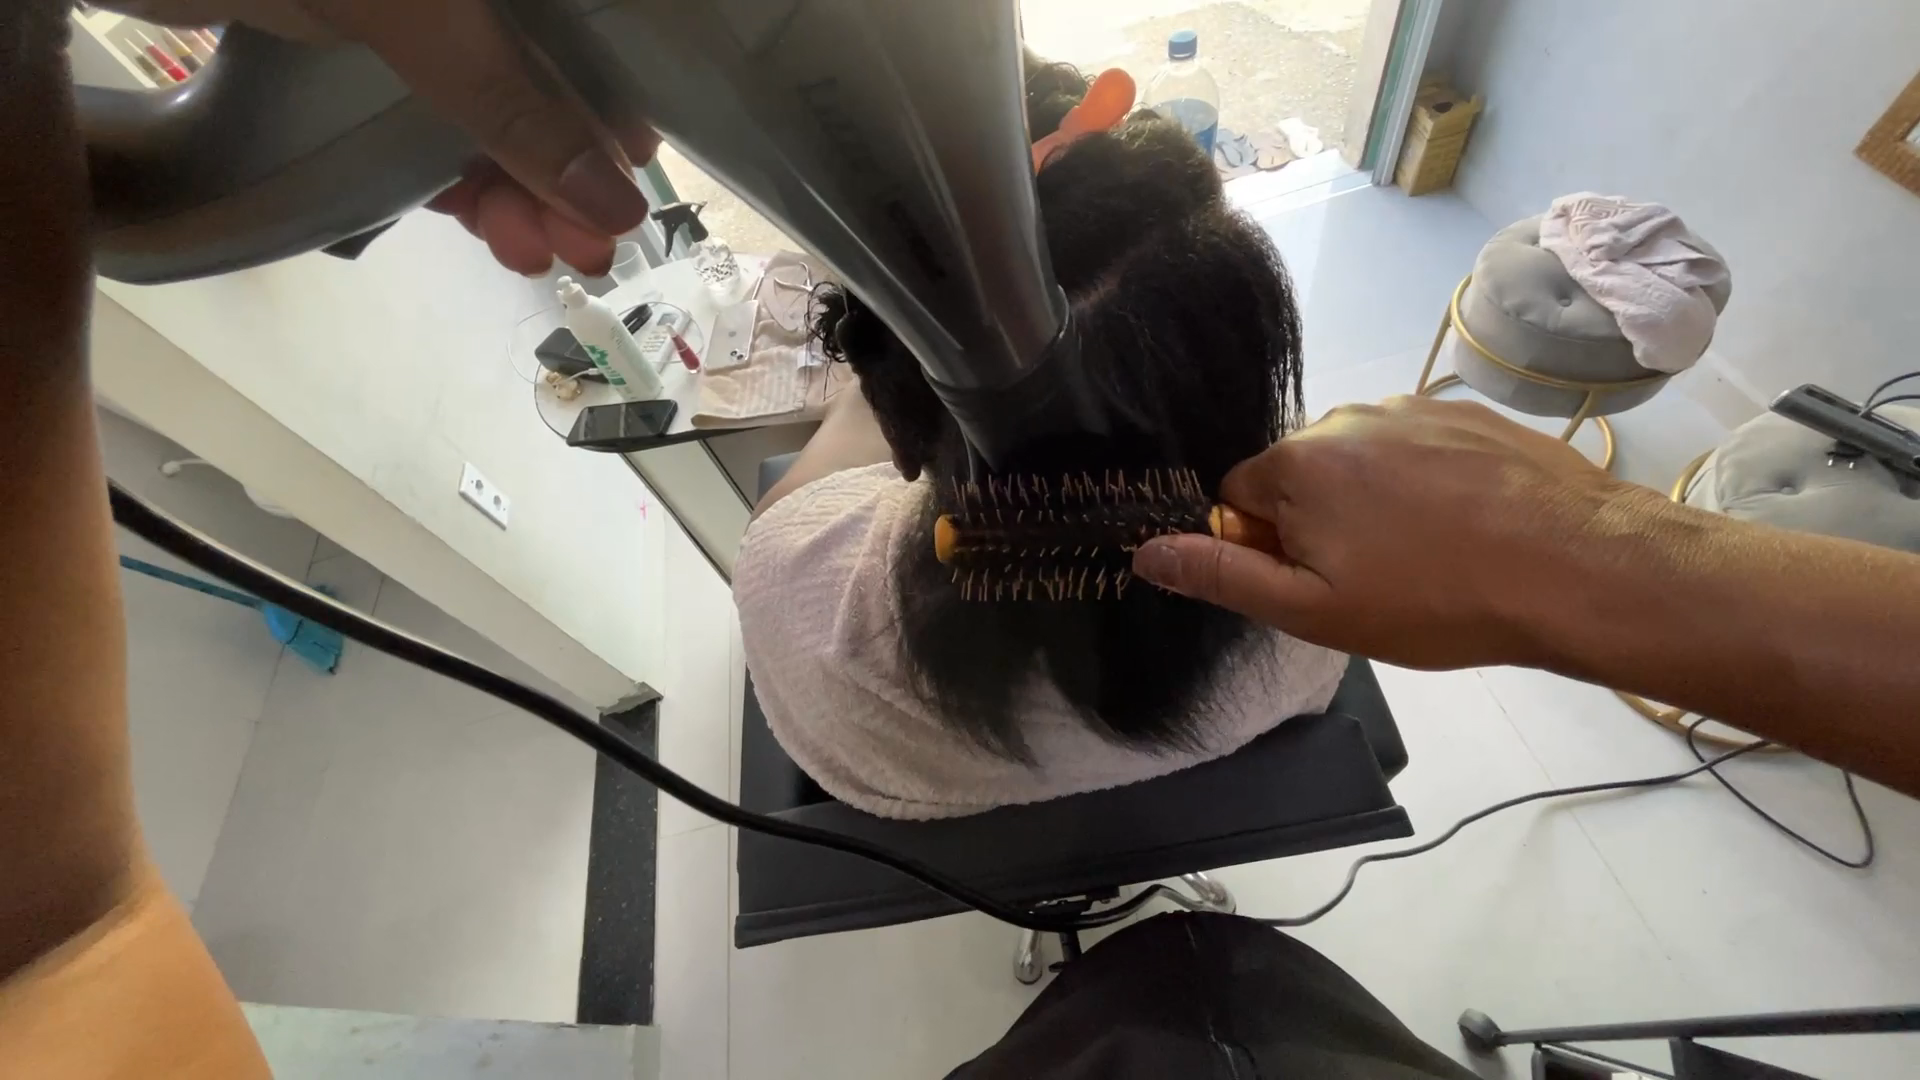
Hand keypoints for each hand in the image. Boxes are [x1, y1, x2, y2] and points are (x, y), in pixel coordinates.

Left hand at [113, 0, 659, 274]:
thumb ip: (507, 94)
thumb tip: (620, 204)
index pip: (577, 28)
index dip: (609, 105)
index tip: (629, 182)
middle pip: (538, 79)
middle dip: (563, 172)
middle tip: (585, 251)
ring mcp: (395, 11)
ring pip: (484, 111)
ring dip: (518, 193)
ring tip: (534, 255)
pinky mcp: (340, 42)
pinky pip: (425, 124)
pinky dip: (458, 183)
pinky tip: (487, 227)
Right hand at [1132, 396, 1651, 668]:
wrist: (1584, 570)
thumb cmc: (1431, 600)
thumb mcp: (1309, 608)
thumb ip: (1219, 575)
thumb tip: (1144, 550)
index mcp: (1294, 464)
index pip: (1234, 498)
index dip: (1262, 546)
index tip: (1314, 579)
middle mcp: (1340, 419)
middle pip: (1291, 477)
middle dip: (1309, 520)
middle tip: (1368, 573)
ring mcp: (1406, 408)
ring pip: (1349, 460)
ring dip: (1362, 499)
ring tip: (1421, 548)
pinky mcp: (1461, 412)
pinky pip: (1404, 445)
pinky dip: (1413, 478)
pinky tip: (1458, 519)